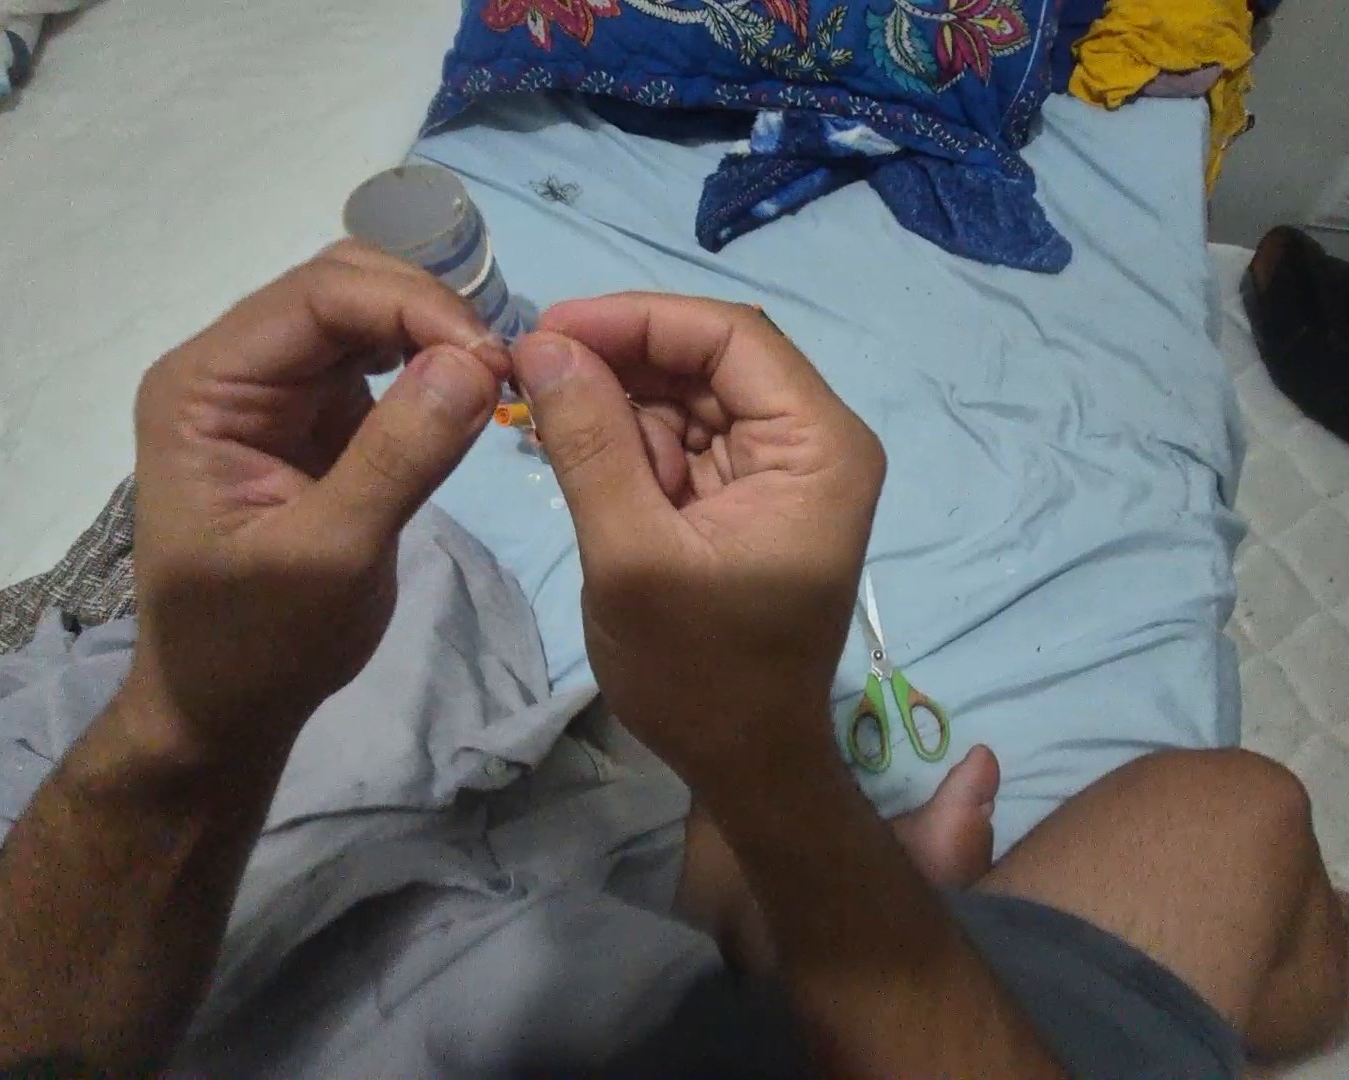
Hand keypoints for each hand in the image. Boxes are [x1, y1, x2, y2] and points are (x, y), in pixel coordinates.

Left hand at [126, 242, 509, 751]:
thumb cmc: (260, 640)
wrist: (232, 699)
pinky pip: (386, 364)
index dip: (413, 310)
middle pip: (342, 288)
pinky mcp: (325, 421)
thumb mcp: (330, 555)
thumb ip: (398, 457)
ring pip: (368, 316)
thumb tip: (475, 364)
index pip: (316, 299)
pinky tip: (472, 390)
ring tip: (497, 377)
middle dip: (429, 311)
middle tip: (501, 369)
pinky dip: (436, 365)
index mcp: (207, 388)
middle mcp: (238, 371)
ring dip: (438, 332)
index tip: (494, 363)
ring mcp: (283, 393)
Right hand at [511, 296, 884, 795]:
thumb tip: (541, 344)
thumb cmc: (701, 676)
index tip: (546, 329)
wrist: (744, 760)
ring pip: (692, 399)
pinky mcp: (751, 498)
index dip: (637, 320)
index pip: (732, 338)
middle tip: (529, 376)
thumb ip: (589, 443)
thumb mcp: (632, 556)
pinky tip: (582, 460)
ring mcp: (784, 471)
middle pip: (712, 362)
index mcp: (819, 448)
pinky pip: (686, 443)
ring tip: (548, 429)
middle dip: (621, 364)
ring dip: (619, 408)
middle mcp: (815, 444)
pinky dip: (631, 445)